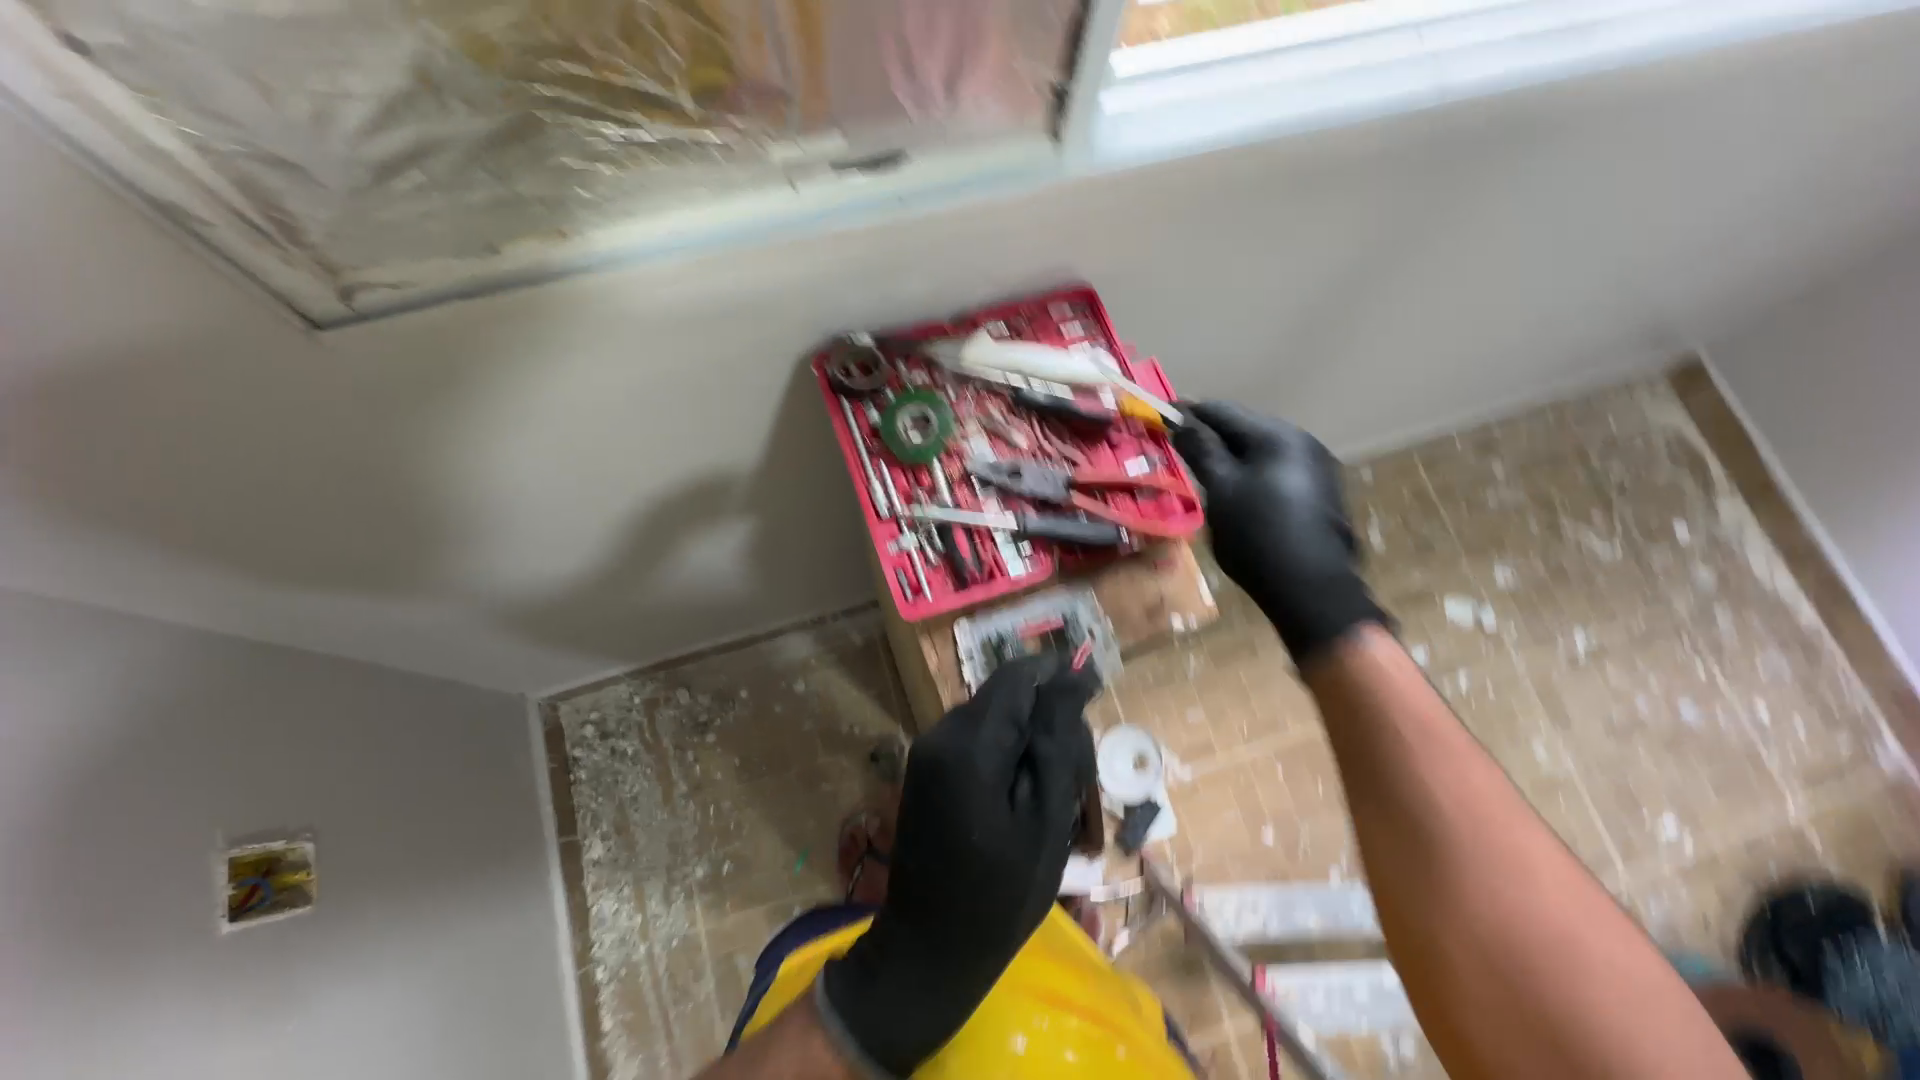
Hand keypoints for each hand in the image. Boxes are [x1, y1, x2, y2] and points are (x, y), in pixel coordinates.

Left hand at [817, 655, 1098, 1076]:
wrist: (930, 949)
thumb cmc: (1001, 892)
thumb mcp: (1045, 816)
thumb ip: (1055, 740)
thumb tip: (1069, 676)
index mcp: (969, 743)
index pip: (1018, 676)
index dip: (1060, 676)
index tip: (1096, 696)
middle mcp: (939, 734)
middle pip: (1007, 698)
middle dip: (1048, 724)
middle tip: (1079, 784)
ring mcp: (926, 753)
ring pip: (994, 721)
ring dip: (1029, 746)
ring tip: (1056, 802)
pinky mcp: (925, 773)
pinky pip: (975, 744)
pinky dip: (1006, 761)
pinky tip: (1025, 805)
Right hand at [1174, 401, 1386, 665]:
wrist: (1310, 587)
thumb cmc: (1256, 536)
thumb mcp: (1220, 491)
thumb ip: (1201, 451)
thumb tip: (1180, 420)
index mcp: (1275, 435)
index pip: (1223, 411)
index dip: (1190, 412)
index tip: (1163, 416)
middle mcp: (1301, 440)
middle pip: (1246, 427)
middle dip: (1214, 434)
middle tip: (1182, 447)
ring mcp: (1317, 465)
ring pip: (1263, 449)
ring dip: (1234, 454)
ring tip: (1207, 471)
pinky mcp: (1322, 490)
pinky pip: (1278, 468)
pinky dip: (1254, 471)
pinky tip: (1241, 491)